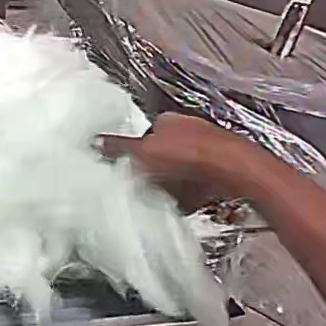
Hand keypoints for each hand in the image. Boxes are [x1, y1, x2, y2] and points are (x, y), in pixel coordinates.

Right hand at [98, 113, 267, 207]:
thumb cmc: (183, 156)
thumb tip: (94, 141)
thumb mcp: (141, 152)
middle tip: (144, 186)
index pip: (144, 134)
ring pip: (182, 168)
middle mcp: (189, 128)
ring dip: (174, 183)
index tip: (130, 170)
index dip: (136, 152)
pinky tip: (186, 205)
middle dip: (156, 169)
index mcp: (167, 120)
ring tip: (164, 199)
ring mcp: (208, 147)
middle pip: (164, 152)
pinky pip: (199, 182)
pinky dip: (192, 193)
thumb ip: (117, 148)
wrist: (231, 170)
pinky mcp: (221, 167)